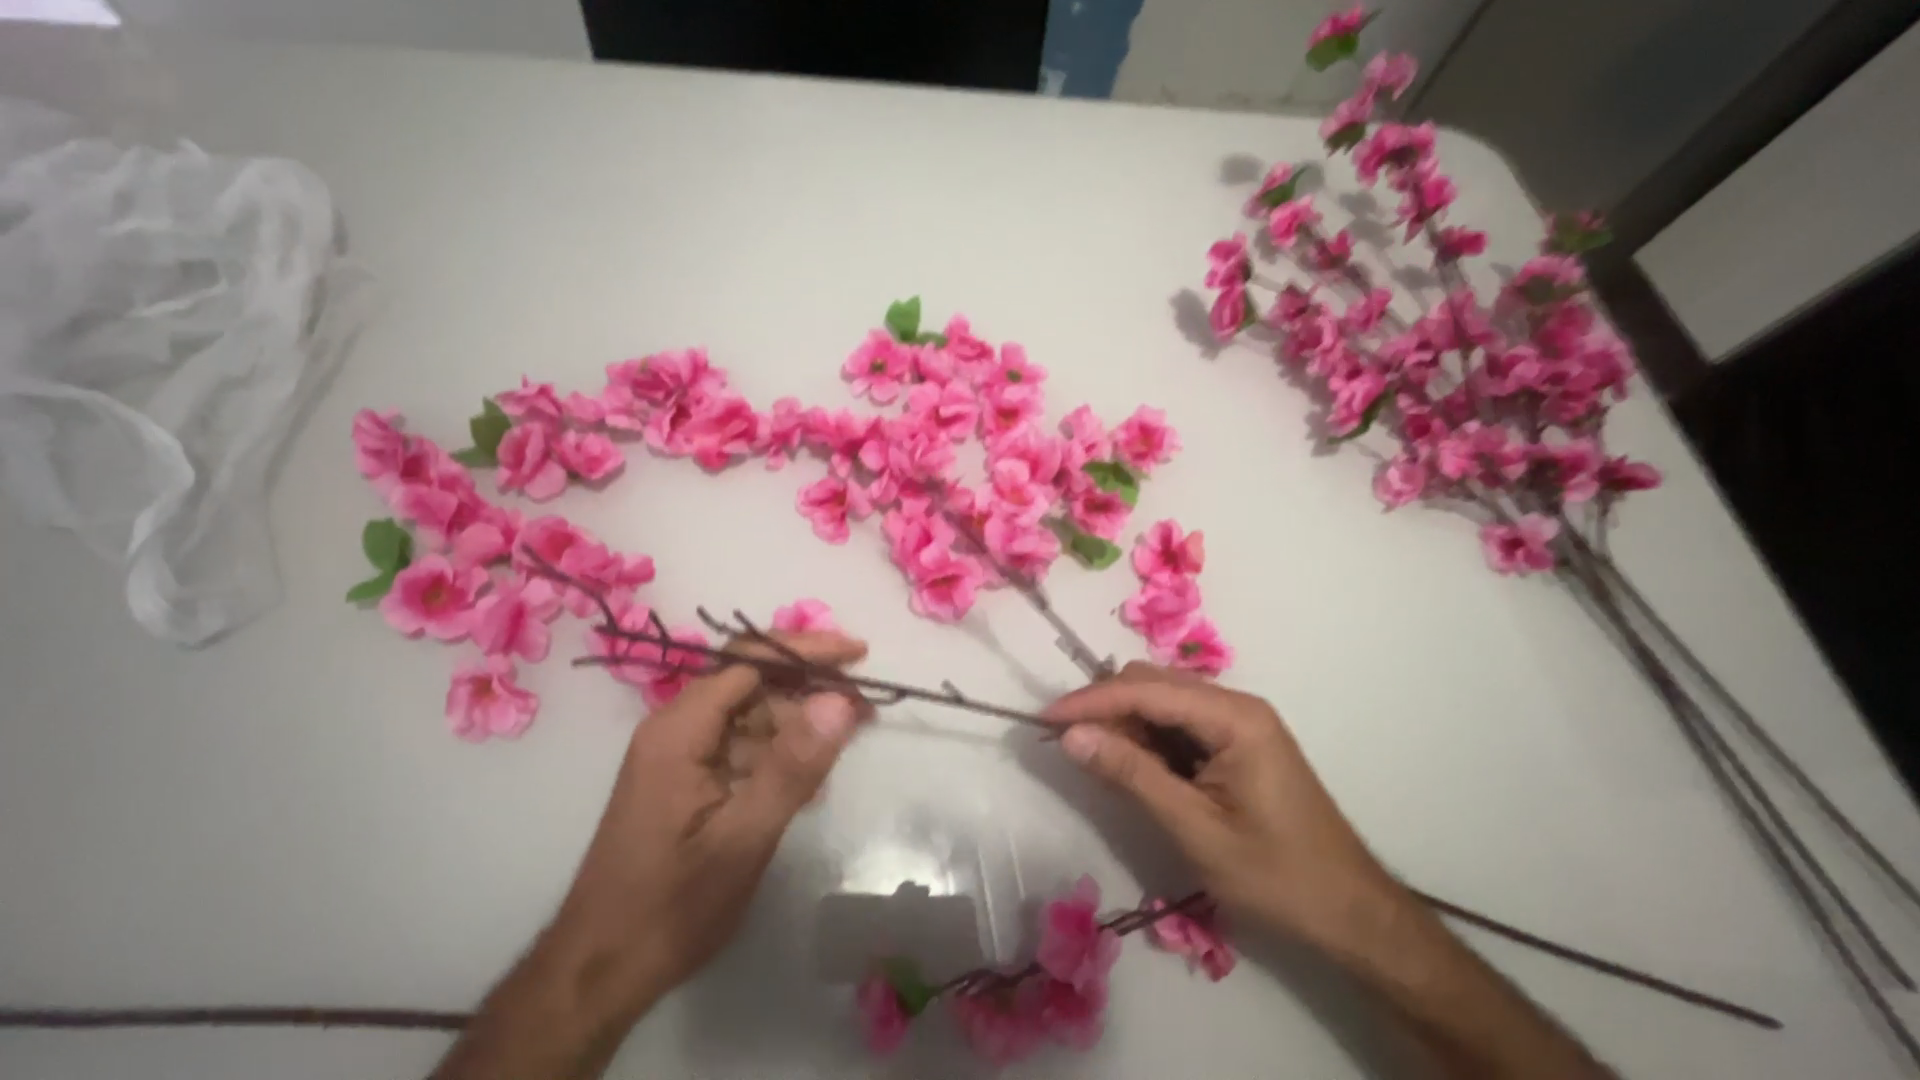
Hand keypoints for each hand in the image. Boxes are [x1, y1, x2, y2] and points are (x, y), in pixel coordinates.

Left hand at [553, 631, 871, 1006]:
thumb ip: (792, 768)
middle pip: (749, 680)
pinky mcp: (683, 781)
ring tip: (850, 736)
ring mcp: (676, 756)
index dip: (806, 651)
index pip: (749, 660)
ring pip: (746, 714)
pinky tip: (810, 777)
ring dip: (797, 719)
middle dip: (808, 684)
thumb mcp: (743, 840)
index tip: (859, 656)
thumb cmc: (672, 906)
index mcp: (679, 730)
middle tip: (865, 705)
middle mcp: (673, 729)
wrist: (602, 966)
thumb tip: (840, 700)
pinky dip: (777, 751)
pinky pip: (738, 746)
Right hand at [1044, 662, 1402, 951]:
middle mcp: (1237, 706)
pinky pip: (1180, 725)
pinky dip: (1147, 739)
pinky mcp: (1238, 744)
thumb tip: (1071, 736)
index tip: (1043, 720)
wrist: (1348, 909)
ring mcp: (1240, 723)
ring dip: (1123, 723)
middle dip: (1104, 708)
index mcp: (1234, 718)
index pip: (1146, 691)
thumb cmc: (1275, 874)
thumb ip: (1131, 775)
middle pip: (1153, 685)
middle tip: (1065, 744)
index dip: (1091, 702)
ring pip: (1163, 702)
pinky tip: (1128, 765)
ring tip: (1090, 758)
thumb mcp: (1194, 828)